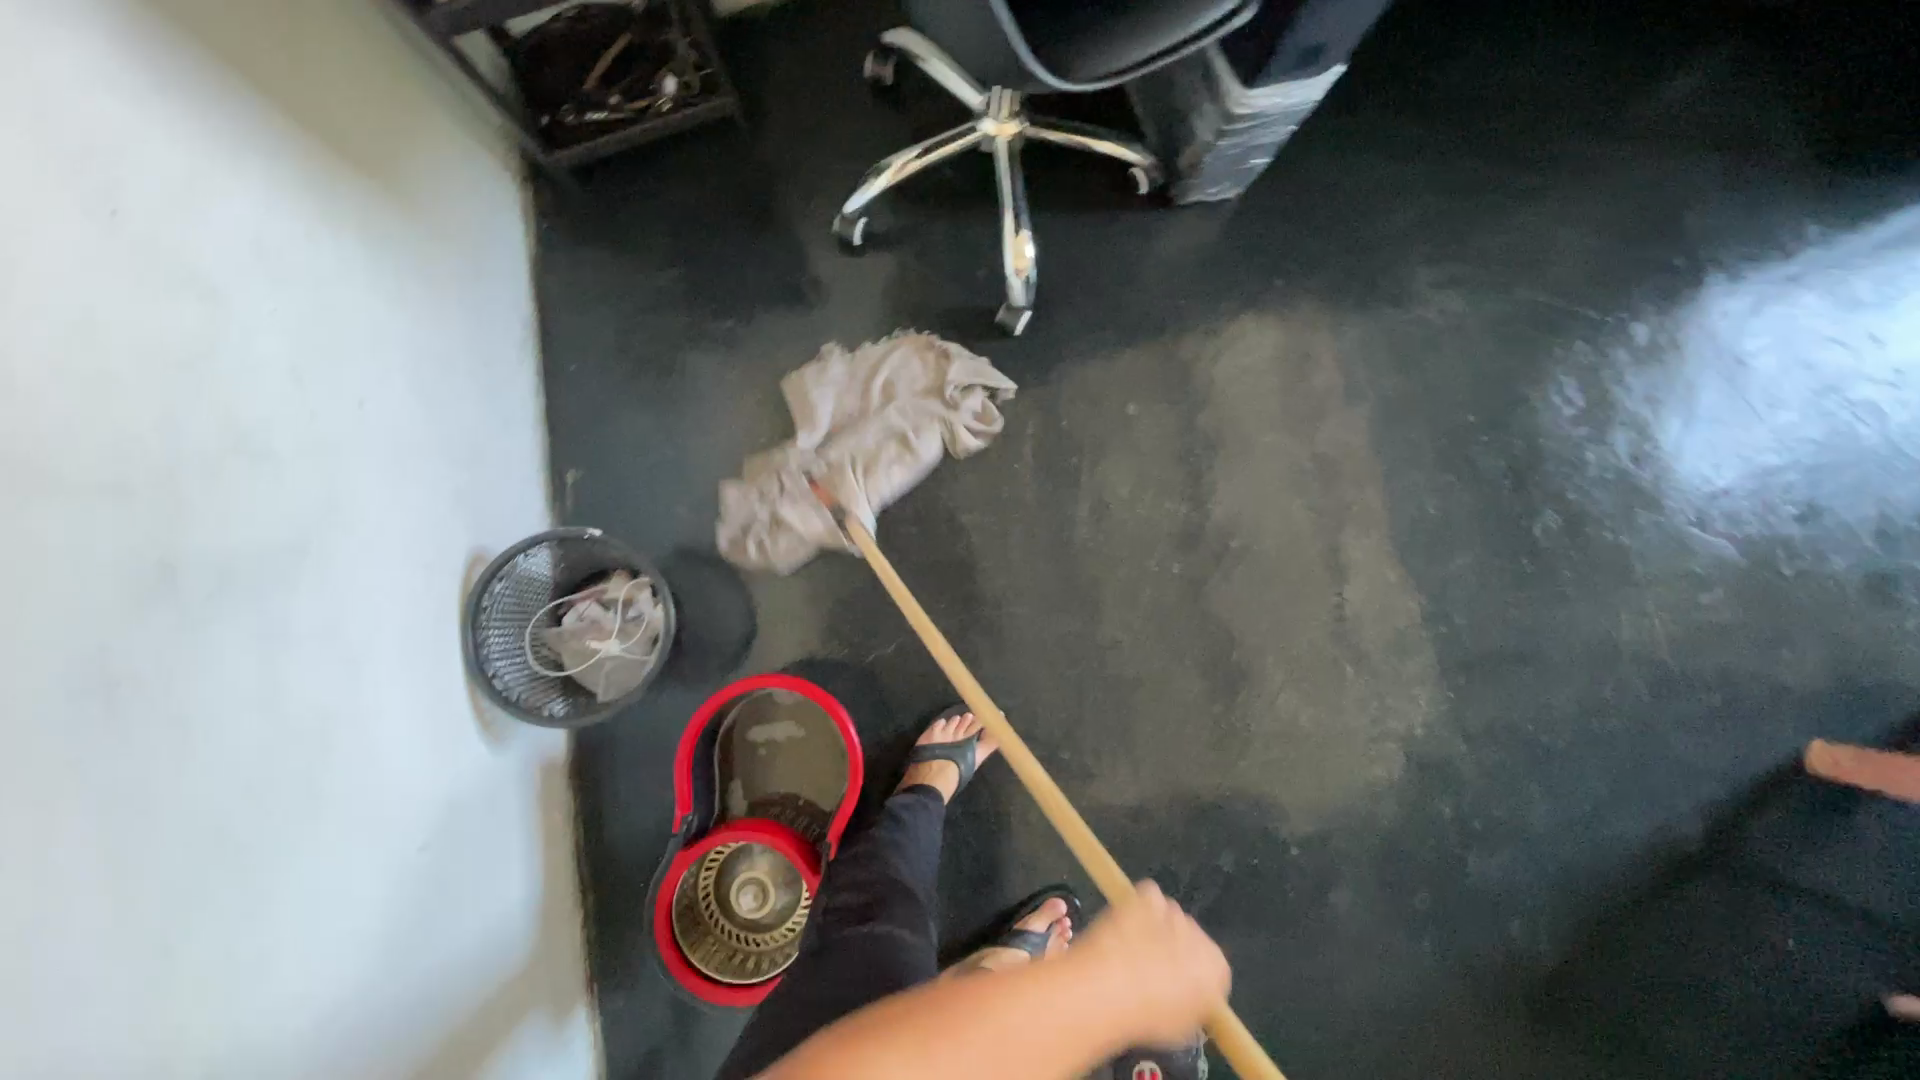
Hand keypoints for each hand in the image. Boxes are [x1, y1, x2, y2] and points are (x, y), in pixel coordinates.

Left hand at [1068, 880, 1230, 1047]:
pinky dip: (1141, 904)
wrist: (1114, 986)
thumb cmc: (1150, 1016)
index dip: (1193, 977)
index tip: (1176, 987)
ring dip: (1156, 924)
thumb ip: (1192, 1009)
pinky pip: (1149, 895)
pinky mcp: (1147, 896)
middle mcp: (1201, 935)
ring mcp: (1173, 912)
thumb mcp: (1181, 1028)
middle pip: (1191, 937)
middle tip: (1151, 967)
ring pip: (1169, 914)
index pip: (1213, 970)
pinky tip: (1128, 922)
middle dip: (1174, 948)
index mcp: (1217, 970)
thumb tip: (1185, 1002)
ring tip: (1133, 945)